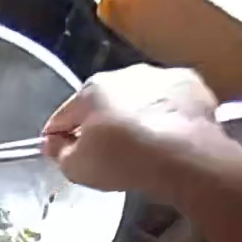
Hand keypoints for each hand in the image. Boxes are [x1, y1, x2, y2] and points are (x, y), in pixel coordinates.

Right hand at [42, 65, 228, 196]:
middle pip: (100, 104)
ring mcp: (159, 76)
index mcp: (90, 91)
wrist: (183, 157)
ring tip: (137, 149)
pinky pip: (166, 102)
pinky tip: (164, 139)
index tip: (62, 156)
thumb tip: (52, 142)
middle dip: (97, 126)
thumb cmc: (121, 160)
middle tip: (102, 156)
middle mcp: (123, 74)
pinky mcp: (190, 85)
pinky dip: (162, 117)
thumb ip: (58, 153)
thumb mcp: (75, 168)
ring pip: (135, 100)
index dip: (57, 139)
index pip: (61, 117)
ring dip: (131, 119)